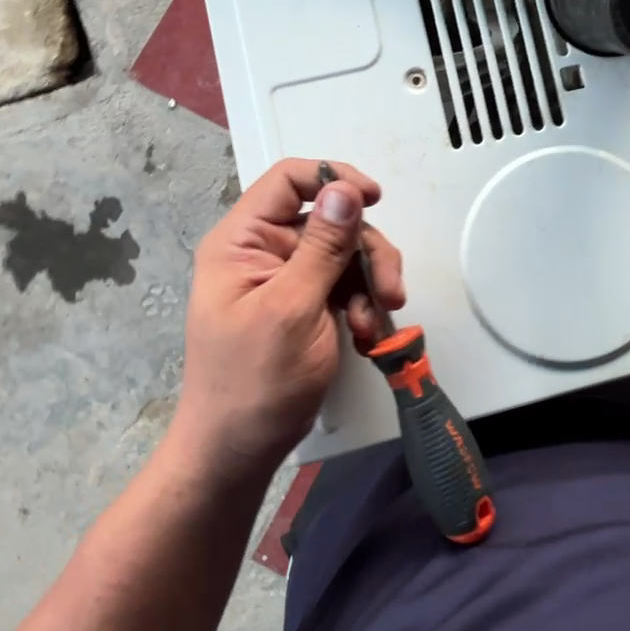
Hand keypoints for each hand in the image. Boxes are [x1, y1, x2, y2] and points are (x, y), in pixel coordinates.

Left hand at [168, 159, 406, 479]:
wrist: (239, 452)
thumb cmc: (253, 383)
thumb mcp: (293, 310)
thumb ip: (323, 247)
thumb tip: (345, 190)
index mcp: (242, 242)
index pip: (289, 181)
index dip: (334, 179)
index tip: (374, 199)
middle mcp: (264, 251)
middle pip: (331, 219)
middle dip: (366, 252)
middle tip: (390, 291)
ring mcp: (287, 278)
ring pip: (347, 252)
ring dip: (370, 283)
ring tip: (375, 322)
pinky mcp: (306, 302)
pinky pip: (347, 283)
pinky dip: (364, 304)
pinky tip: (366, 334)